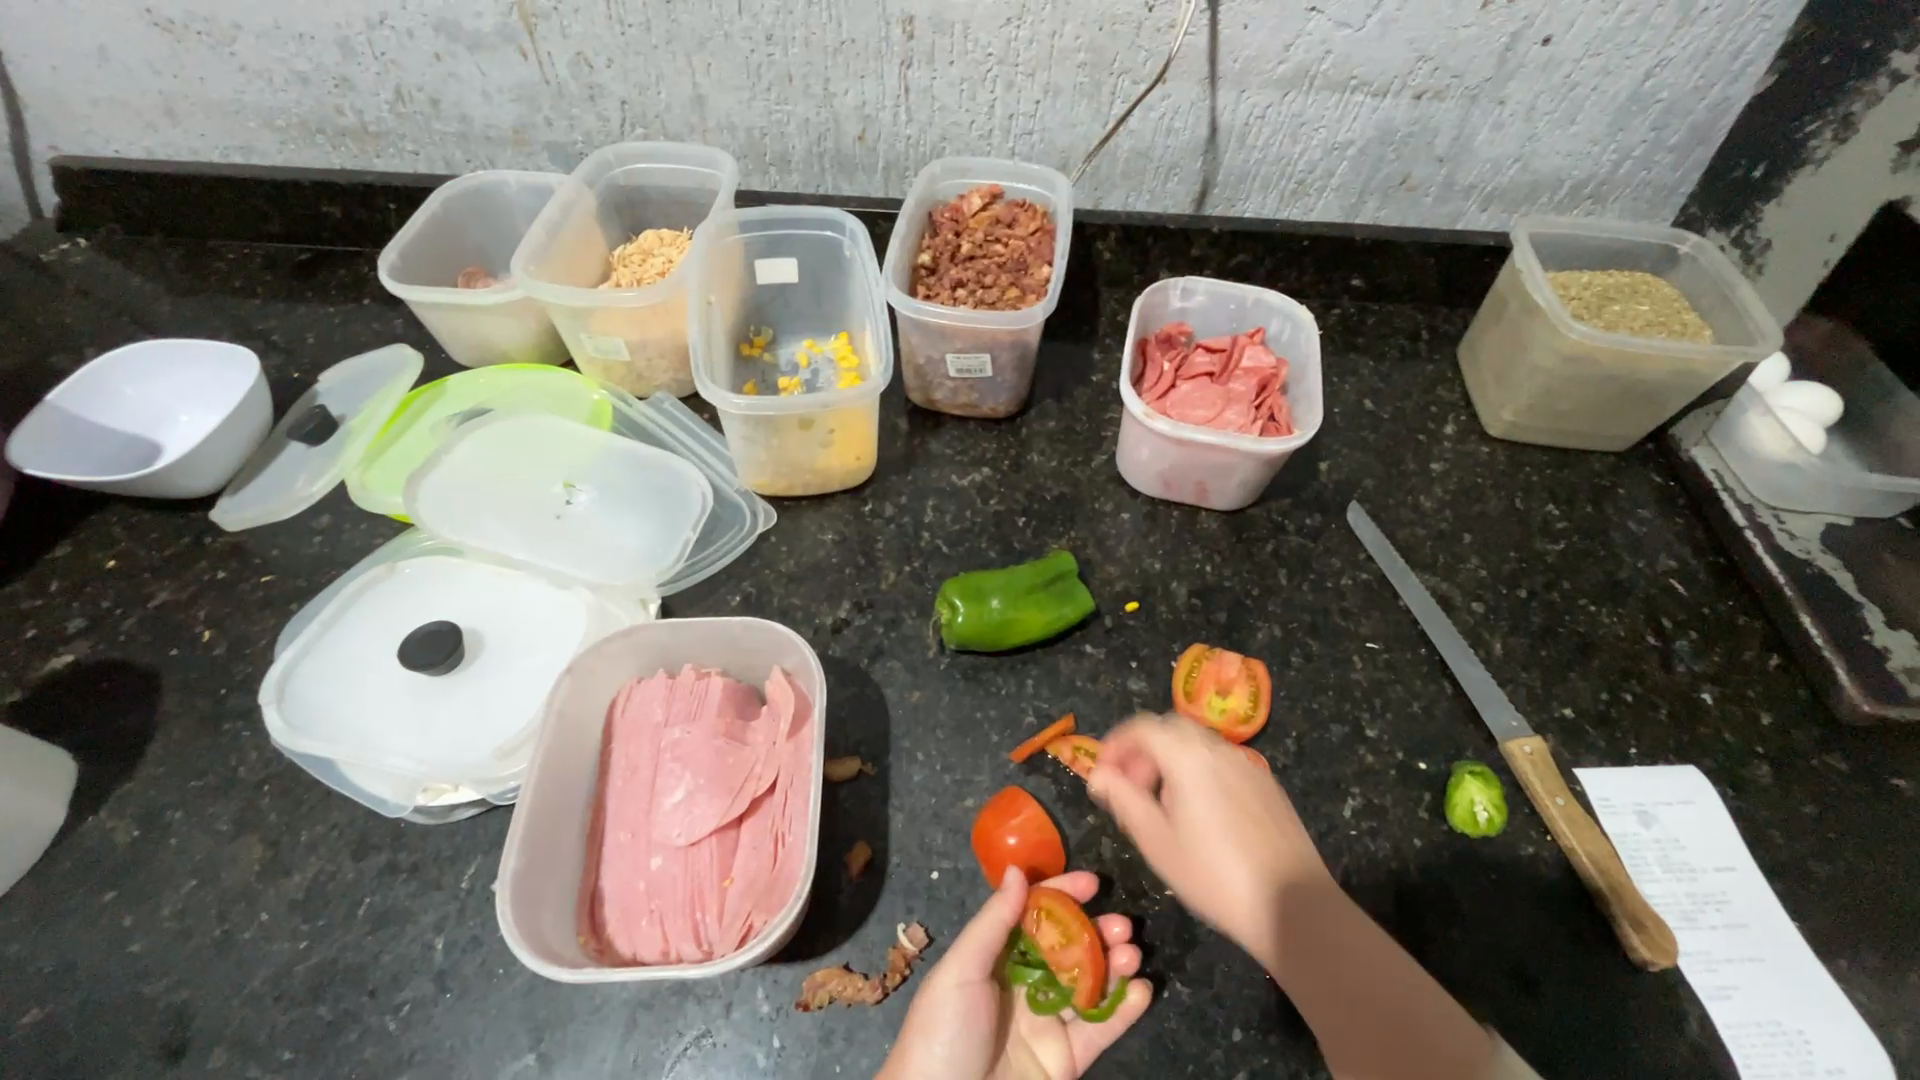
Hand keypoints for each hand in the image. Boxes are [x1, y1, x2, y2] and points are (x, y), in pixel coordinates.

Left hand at [878, 869, 1151, 1079]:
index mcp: (995, 958)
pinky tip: (1141, 990)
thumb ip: (994, 921)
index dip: (1063, 895)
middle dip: (1097, 931)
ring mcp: (1047, 1023)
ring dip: (1115, 965)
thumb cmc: (943, 1032)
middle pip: (1069, 949)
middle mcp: (1024, 985)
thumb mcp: (960, 971)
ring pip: (1090, 985)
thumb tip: (1018, 870)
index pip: (1034, 916)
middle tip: (1122, 925)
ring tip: (1132, 954)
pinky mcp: (1067, 1060)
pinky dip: (1125, 1009)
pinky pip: (1101, 1030)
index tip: (1092, 883)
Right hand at [1088, 712, 1330, 969]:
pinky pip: (1223, 765)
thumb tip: (1098, 775)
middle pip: (1171, 730)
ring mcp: (1248, 766)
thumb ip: (1122, 799)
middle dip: (1143, 752)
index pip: (1142, 727)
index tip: (1103, 775)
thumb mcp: (1155, 841)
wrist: (1293, 905)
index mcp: (1187, 756)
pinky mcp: (1268, 786)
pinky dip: (1199, 774)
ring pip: (1199, 746)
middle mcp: (1219, 750)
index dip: (1116, 744)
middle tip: (1130, 790)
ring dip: (1171, 763)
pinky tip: (1201, 818)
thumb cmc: (1213, 875)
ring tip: (1162, 808)